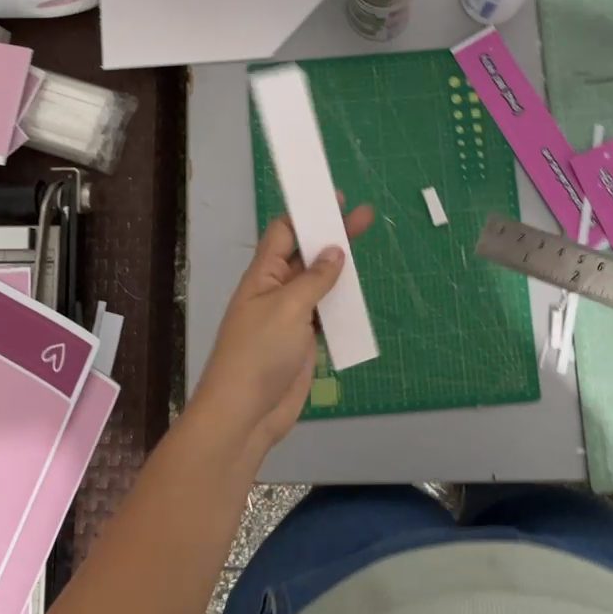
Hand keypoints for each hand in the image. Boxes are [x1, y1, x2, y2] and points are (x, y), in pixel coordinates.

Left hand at [190, 202, 374, 455]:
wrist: (245, 414)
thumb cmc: (259, 354)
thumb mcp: (288, 308)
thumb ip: (314, 279)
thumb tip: (335, 251)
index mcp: (262, 275)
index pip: (284, 233)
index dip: (308, 213)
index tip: (336, 199)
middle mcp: (275, 291)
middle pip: (306, 256)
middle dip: (332, 236)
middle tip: (366, 217)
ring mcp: (289, 318)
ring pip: (318, 285)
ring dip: (340, 270)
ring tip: (367, 252)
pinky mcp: (302, 343)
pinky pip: (325, 315)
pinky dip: (341, 304)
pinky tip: (359, 297)